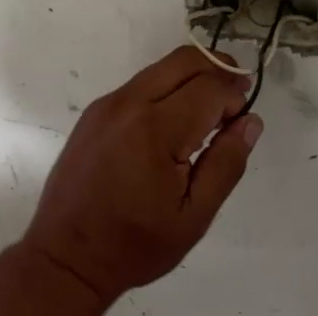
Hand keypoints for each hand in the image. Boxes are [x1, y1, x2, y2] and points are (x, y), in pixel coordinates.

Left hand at [0, 46, 263, 315]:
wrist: (66, 256)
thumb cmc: (135, 243)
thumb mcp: (193, 217)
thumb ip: (226, 164)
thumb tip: (251, 121)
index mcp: (155, 130)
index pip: (208, 87)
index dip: (234, 94)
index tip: (245, 115)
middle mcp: (129, 104)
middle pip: (184, 60)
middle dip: (218, 69)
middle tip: (237, 95)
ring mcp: (108, 103)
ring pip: (161, 67)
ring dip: (192, 76)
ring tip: (210, 109)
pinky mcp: (95, 110)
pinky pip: (141, 83)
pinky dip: (167, 87)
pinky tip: (175, 120)